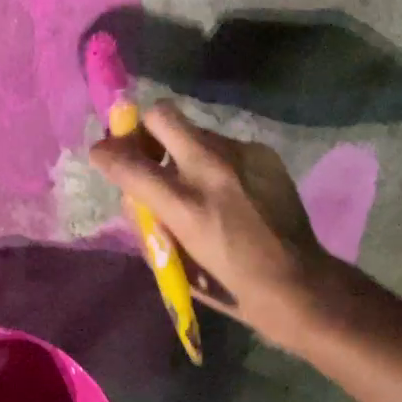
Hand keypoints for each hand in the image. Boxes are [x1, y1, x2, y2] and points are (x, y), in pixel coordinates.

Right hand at [89, 100, 332, 346]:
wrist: (299, 282)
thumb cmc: (231, 287)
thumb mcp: (176, 263)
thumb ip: (150, 222)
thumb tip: (134, 194)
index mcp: (185, 206)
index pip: (127, 162)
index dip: (106, 154)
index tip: (101, 155)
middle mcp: (211, 169)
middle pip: (162, 115)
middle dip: (145, 128)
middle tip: (148, 152)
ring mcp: (240, 155)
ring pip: (195, 130)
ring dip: (184, 148)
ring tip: (197, 180)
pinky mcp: (262, 152)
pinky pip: (225, 144)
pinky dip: (217, 161)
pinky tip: (231, 188)